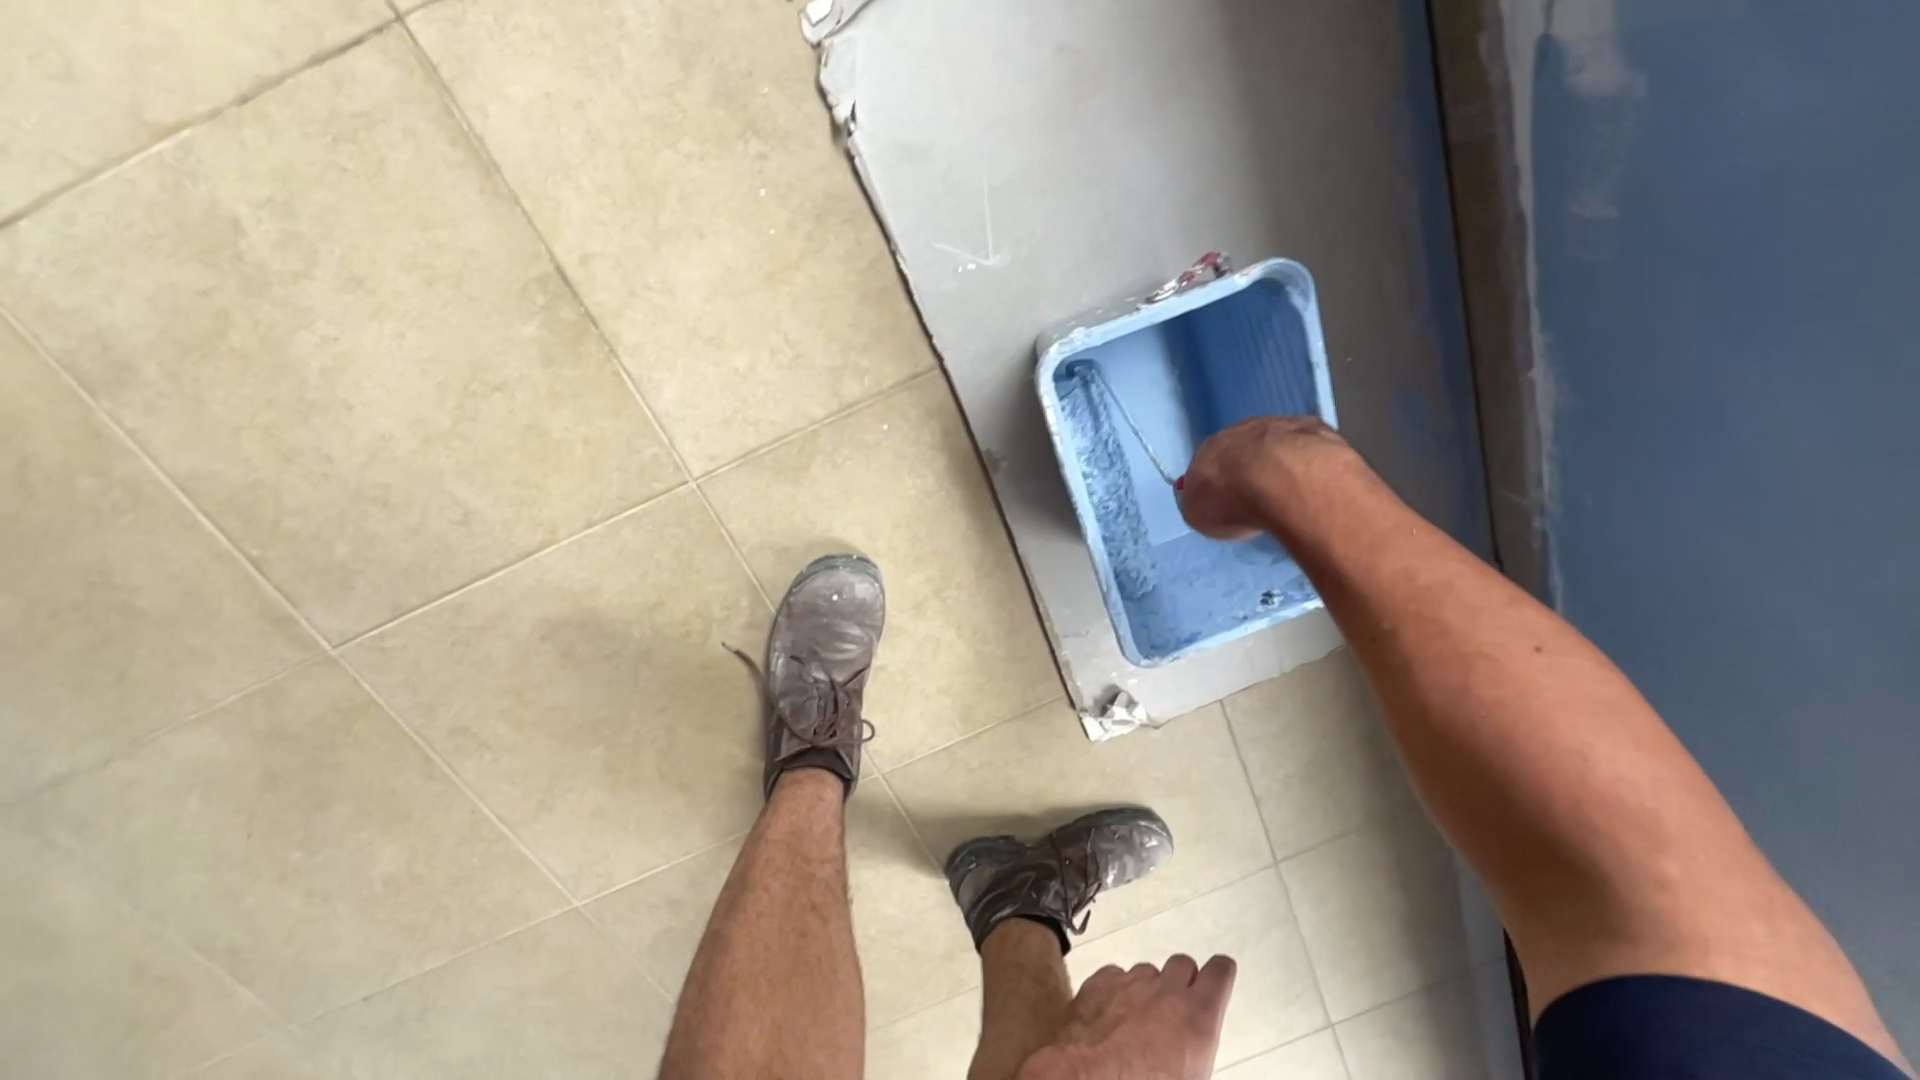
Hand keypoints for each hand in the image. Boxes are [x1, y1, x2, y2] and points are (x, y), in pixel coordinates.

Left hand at [1016, 955, 1236, 1079]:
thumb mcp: (1191, 1078)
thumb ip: (1194, 1059)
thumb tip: (1187, 1057)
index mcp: (1196, 1016)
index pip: (1220, 973)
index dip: (1220, 975)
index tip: (1218, 980)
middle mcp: (1166, 990)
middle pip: (1183, 964)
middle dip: (1182, 982)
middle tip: (1174, 1011)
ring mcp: (1130, 982)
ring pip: (1147, 972)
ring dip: (1148, 990)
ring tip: (1137, 1021)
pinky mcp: (1098, 982)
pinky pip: (1115, 976)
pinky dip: (1116, 991)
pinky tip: (1109, 1016)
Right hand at [1177, 416, 1353, 539]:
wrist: (1281, 480)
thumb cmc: (1232, 501)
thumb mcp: (1199, 516)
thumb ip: (1202, 505)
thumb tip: (1209, 503)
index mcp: (1209, 450)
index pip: (1210, 465)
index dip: (1220, 484)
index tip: (1230, 504)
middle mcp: (1240, 430)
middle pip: (1244, 451)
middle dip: (1251, 472)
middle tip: (1261, 500)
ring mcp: (1280, 425)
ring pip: (1277, 444)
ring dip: (1281, 464)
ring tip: (1291, 495)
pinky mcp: (1315, 428)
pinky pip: (1309, 445)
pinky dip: (1310, 461)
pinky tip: (1314, 482)